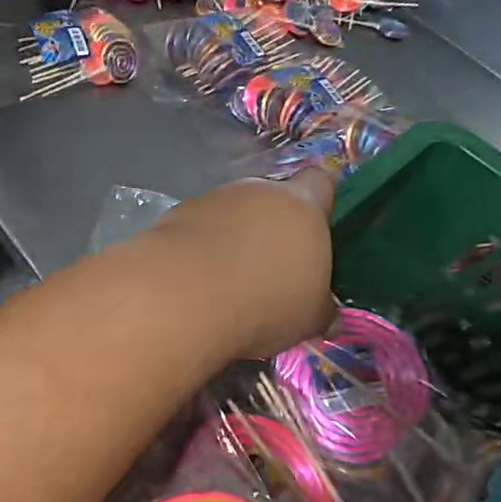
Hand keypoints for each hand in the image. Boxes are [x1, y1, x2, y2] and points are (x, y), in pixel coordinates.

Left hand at [148, 171, 336, 359]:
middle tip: (272, 272)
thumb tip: (327, 314)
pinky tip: (196, 286)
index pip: (319, 183)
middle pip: (272, 199)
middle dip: (272, 229)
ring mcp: (212, 199)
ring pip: (232, 214)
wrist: (182, 300)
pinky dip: (200, 251)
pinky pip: (197, 230)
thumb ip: (322, 307)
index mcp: (302, 206)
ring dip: (233, 240)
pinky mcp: (173, 216)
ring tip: (228, 285)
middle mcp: (258, 191)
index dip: (319, 205)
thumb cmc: (266, 303)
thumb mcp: (311, 318)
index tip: (315, 235)